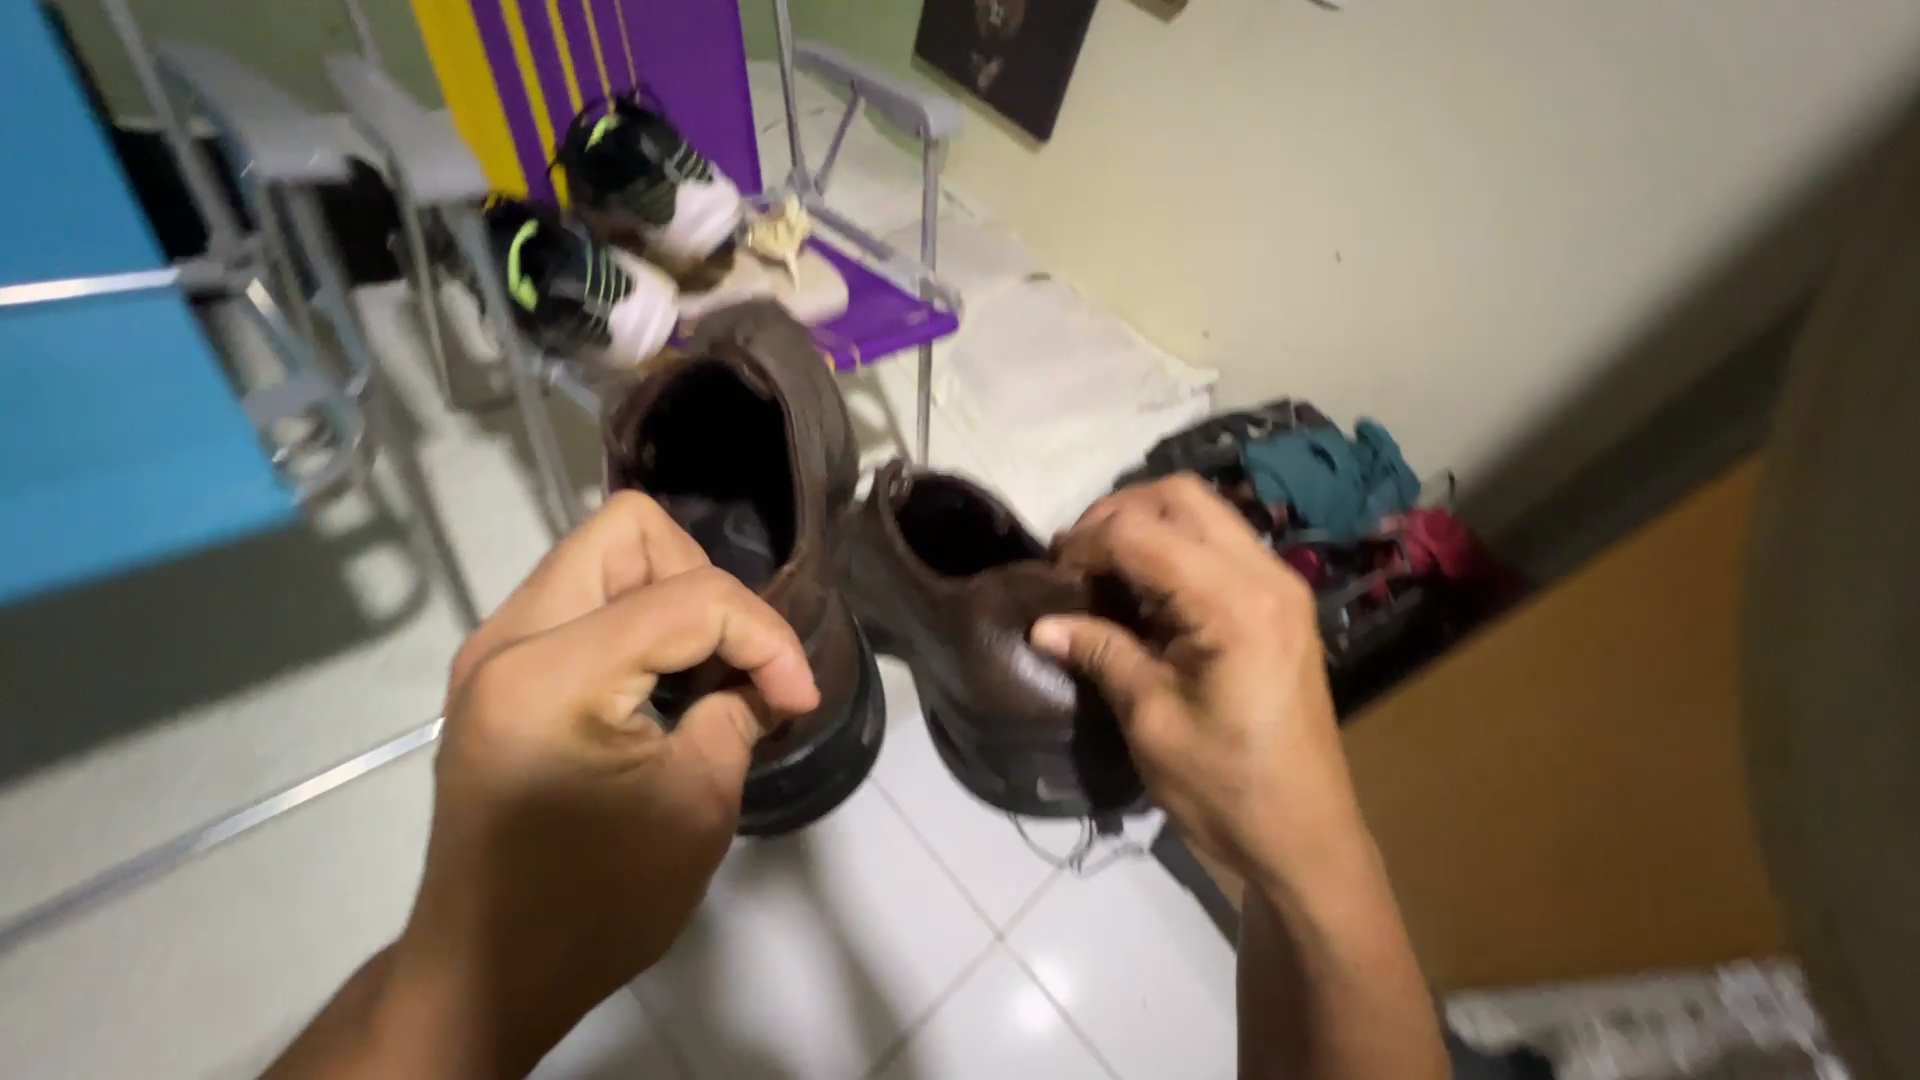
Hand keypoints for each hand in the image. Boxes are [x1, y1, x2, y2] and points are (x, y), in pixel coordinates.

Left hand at [388, 492, 818, 1071]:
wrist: (489, 975)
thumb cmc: (597, 904)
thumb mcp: (698, 805)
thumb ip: (739, 712)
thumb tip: (768, 678)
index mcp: (552, 676)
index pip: (691, 597)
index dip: (765, 637)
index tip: (797, 699)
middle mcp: (510, 639)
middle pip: (631, 529)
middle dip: (705, 582)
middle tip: (733, 657)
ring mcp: (496, 649)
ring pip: (605, 551)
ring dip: (672, 594)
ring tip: (704, 668)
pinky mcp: (500, 670)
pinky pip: (584, 594)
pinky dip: (640, 616)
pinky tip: (665, 680)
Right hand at [1032, 475, 1360, 887]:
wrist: (1303, 842)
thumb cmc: (1225, 789)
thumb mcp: (1151, 720)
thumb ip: (1101, 653)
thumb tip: (1040, 623)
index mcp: (1235, 604)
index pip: (1144, 532)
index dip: (1088, 541)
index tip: (1052, 573)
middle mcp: (1266, 576)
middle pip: (1181, 497)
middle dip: (1117, 514)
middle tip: (1075, 558)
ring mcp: (1278, 587)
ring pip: (1202, 513)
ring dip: (1144, 526)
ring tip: (1100, 569)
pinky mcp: (1277, 605)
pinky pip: (1217, 546)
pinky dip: (1171, 549)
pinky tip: (1139, 590)